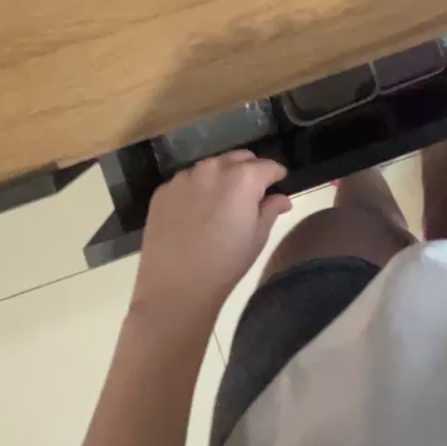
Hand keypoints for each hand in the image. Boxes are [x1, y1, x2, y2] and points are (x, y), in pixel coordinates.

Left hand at [134, 150, 291, 320]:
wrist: (175, 287)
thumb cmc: (225, 264)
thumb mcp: (257, 238)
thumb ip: (271, 210)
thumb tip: (282, 198)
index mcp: (243, 177)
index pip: (269, 166)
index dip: (276, 176)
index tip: (277, 186)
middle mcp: (214, 168)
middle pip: (239, 158)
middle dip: (249, 170)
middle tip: (250, 195)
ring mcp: (185, 177)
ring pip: (212, 167)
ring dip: (222, 178)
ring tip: (220, 205)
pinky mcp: (164, 190)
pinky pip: (187, 181)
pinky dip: (196, 189)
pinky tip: (195, 214)